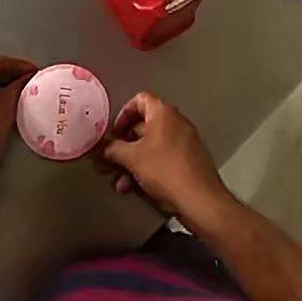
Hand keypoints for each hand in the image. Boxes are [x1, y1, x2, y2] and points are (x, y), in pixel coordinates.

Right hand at [100, 92, 232, 216]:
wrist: (199, 200)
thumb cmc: (166, 171)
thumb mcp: (131, 158)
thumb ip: (112, 149)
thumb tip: (102, 148)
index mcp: (164, 113)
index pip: (139, 100)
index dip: (122, 115)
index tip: (112, 132)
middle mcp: (176, 123)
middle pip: (142, 126)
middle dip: (122, 144)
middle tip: (107, 159)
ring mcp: (184, 143)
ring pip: (150, 146)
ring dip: (130, 161)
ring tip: (117, 179)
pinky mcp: (187, 162)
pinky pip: (161, 159)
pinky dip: (145, 169)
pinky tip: (131, 187)